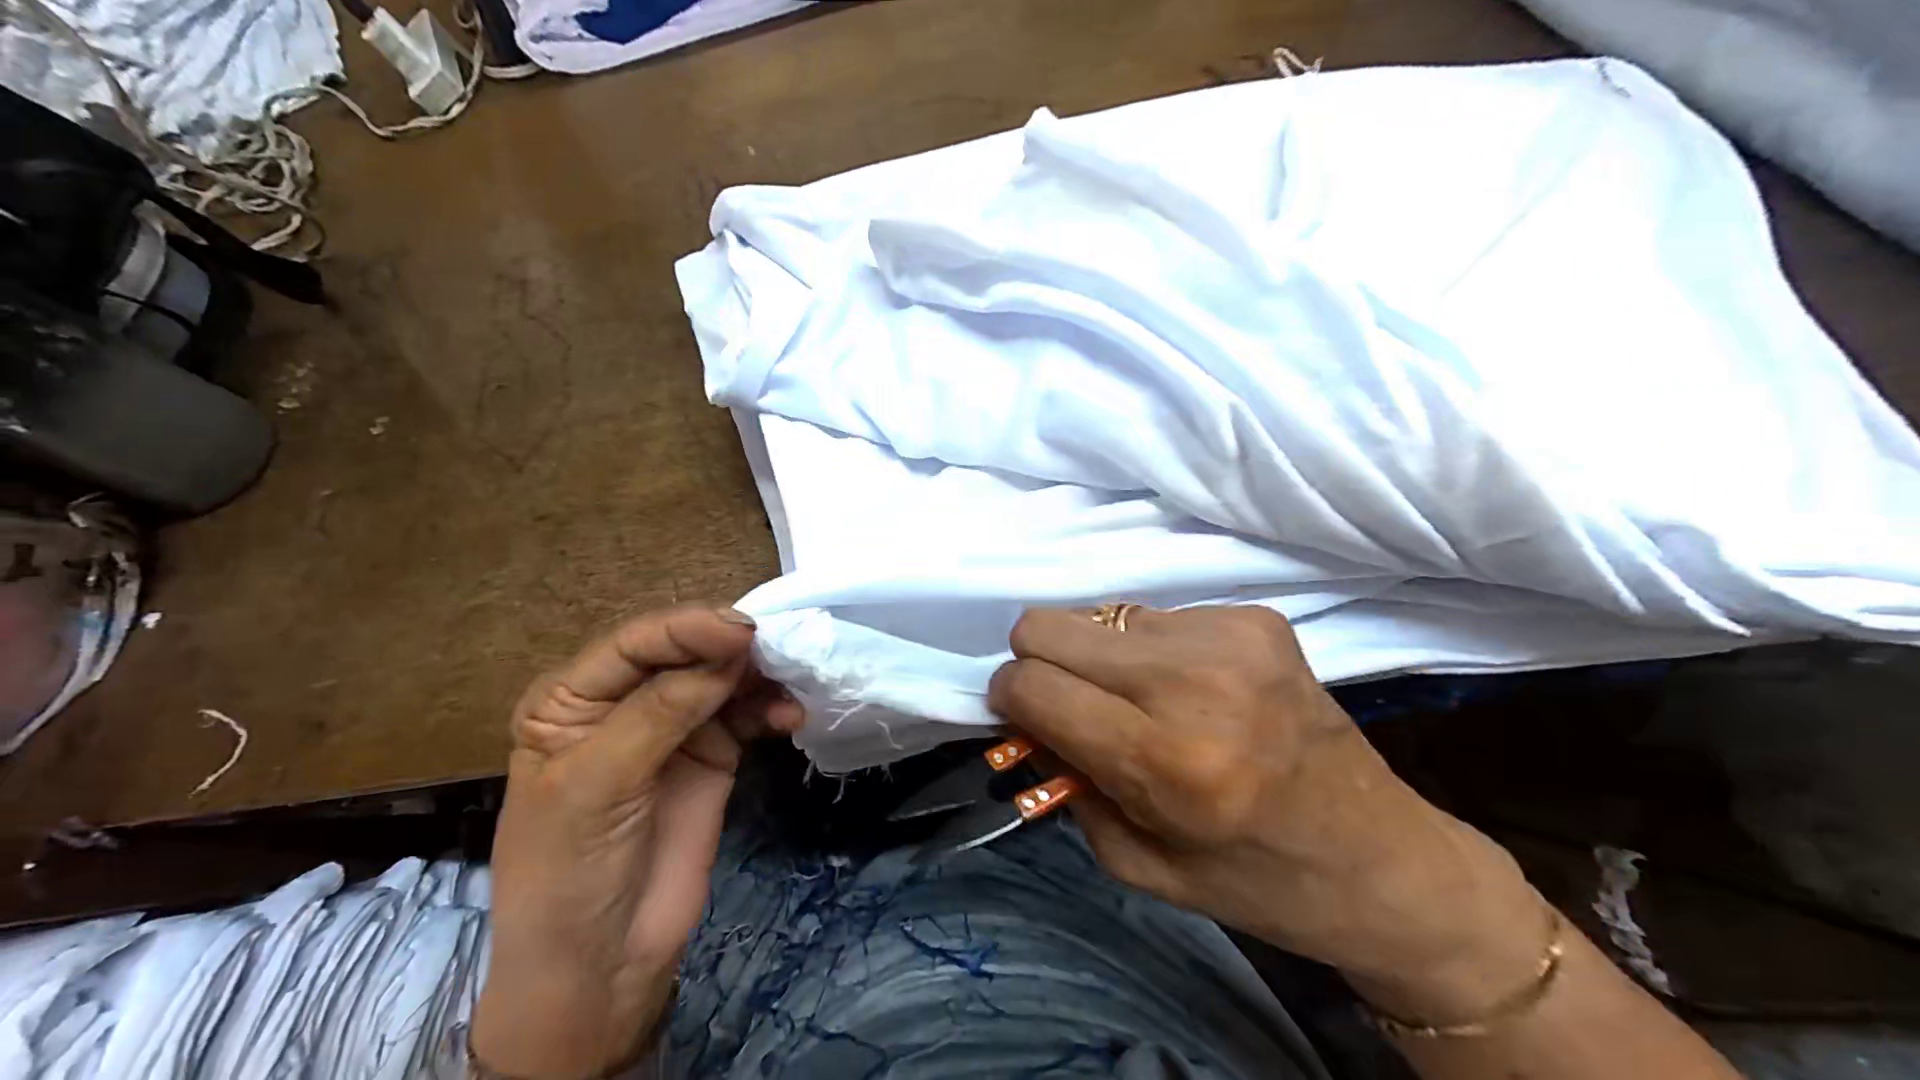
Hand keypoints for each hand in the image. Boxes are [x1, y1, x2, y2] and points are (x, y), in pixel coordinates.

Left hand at [473, 606, 801, 1079]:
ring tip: (792, 679)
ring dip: (758, 675)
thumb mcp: (598, 785)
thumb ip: (660, 712)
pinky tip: (790, 718)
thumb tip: (730, 649)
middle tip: (777, 646)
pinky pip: (746, 715)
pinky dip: (770, 709)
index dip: (685, 629)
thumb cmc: (570, 871)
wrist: (602, 966)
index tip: (740, 630)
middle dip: (728, 646)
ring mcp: (672, 728)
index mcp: (572, 700)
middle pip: (682, 653)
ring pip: (721, 679)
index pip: (631, 644)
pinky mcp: (713, 754)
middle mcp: (623, 703)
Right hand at [988, 605, 1548, 1023]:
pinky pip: (1155, 615)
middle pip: (1047, 625)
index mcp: (1165, 760)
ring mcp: (1230, 636)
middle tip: (1071, 703)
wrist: (1380, 858)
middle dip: (1040, 664)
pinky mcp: (1255, 616)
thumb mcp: (1132, 858)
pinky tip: (1192, 689)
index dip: (1010, 697)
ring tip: (1143, 700)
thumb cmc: (1249, 878)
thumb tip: (1021, 711)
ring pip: (1097, 613)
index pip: (1033, 684)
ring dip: (1100, 656)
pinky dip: (1151, 649)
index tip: (1021, 715)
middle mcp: (1195, 681)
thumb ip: (1062, 776)